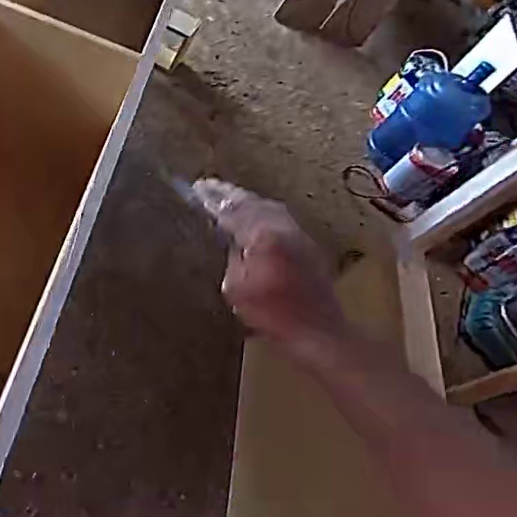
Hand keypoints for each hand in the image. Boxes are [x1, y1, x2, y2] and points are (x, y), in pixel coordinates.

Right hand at [191, 178, 348, 345]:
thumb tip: (233, 241)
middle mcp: (283, 228)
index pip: (232, 209)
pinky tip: (255, 216)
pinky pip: (280, 218)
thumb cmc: (271, 312)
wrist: (318, 330)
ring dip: (248, 200)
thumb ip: (232, 256)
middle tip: (209, 186)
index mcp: (262, 235)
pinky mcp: (308, 246)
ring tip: (229, 197)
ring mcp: (300, 235)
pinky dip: (262, 211)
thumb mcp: (235, 287)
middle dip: (230, 194)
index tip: (197, 187)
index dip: (212, 198)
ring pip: (270, 207)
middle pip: (253, 202)